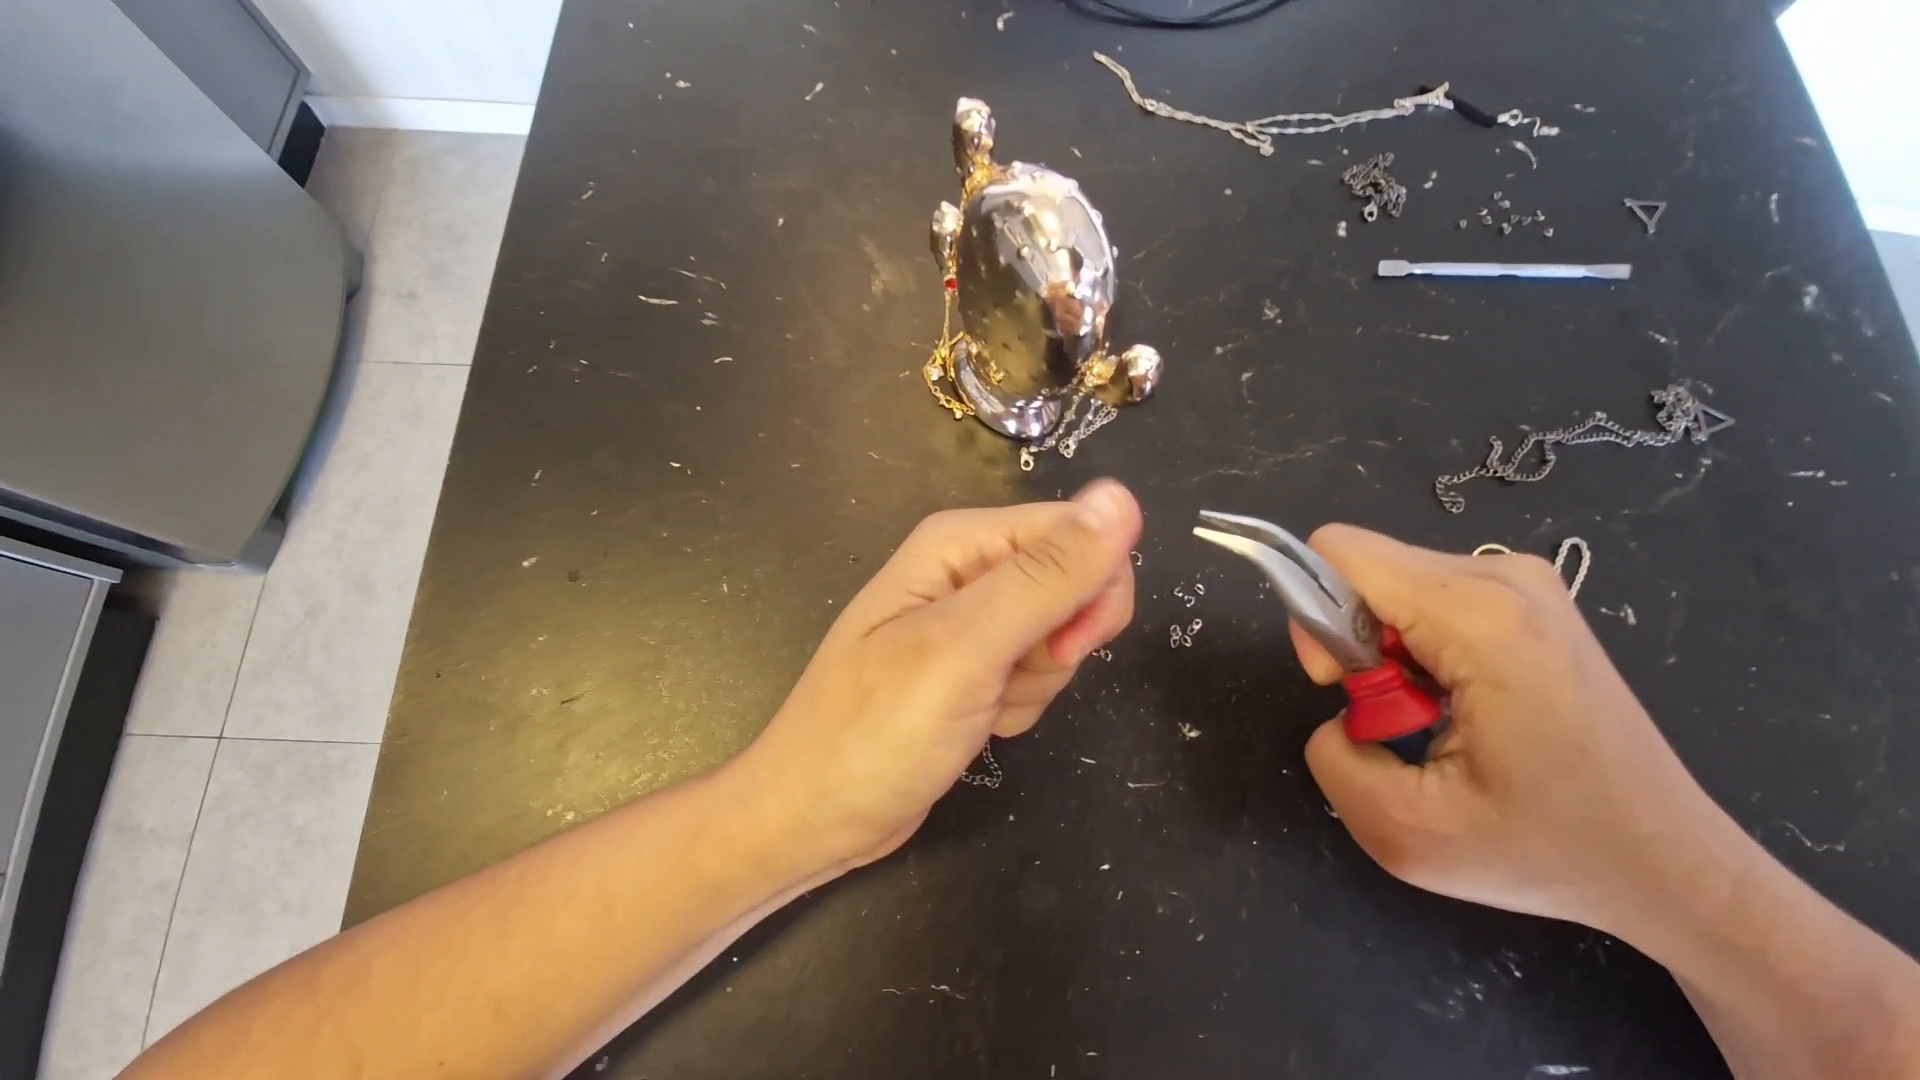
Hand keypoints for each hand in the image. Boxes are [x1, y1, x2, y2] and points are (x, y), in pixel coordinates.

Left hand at [731, 480, 1141, 875]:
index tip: (1067, 645)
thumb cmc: (875, 732)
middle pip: (1074, 584)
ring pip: (1061, 637)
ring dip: (1035, 684)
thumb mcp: (964, 648)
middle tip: (1007, 677)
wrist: (815, 817)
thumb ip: (1046, 576)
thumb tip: (1121, 498)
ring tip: (976, 708)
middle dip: (1059, 645)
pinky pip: (1037, 675)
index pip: (1077, 530)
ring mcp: (973, 624)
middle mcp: (969, 571)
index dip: (1093, 587)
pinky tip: (975, 724)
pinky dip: (1019, 706)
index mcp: (960, 544)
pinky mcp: (978, 670)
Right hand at [1289, 526, 1741, 938]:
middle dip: (1352, 641)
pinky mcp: (1531, 600)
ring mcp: (1525, 582)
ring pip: (1393, 584)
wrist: (1667, 864)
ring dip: (1385, 650)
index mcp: (1477, 618)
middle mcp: (1504, 577)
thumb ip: (1332, 757)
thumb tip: (1339, 714)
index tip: (1346, 686)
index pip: (1340, 551)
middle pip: (1364, 569)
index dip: (1315, 616)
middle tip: (1393, 716)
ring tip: (1432, 717)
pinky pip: (1428, 595)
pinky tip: (1459, 704)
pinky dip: (1417, 646)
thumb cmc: (1545, 851)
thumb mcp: (1405, 833)